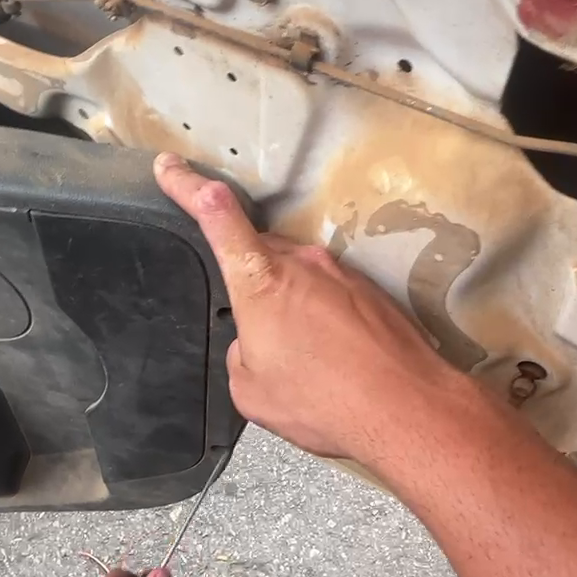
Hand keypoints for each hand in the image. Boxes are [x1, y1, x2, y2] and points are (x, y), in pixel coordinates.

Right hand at [154, 153, 478, 465]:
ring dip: (293, 309)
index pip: (216, 215)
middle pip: (261, 254)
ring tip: (305, 360)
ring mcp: (342, 274)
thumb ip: (238, 354)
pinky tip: (332, 359)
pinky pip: (333, 296)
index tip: (171, 167)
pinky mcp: (372, 291)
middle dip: (253, 286)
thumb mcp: (251, 390)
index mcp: (260, 281)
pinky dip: (325, 321)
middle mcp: (303, 265)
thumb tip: (252, 345)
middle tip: (260, 336)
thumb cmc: (326, 400)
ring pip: (299, 278)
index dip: (187, 186)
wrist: (405, 409)